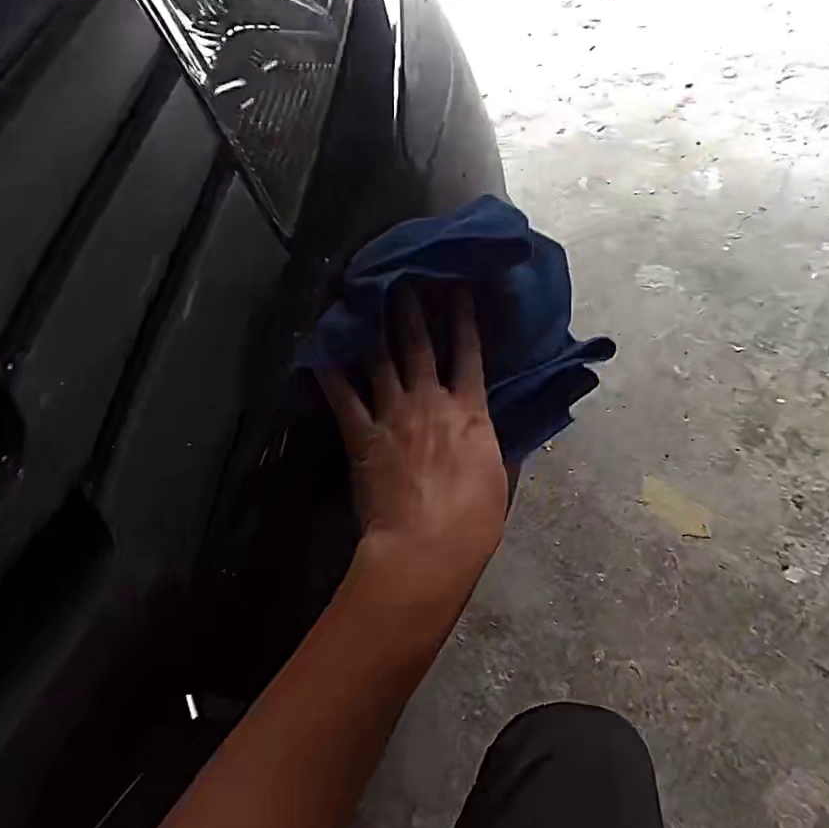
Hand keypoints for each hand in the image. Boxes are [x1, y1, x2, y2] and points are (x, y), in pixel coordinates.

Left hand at [318, 287, 507, 613]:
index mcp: (470, 412)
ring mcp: (394, 415)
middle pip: (421, 345)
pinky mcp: (363, 436)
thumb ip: (501, 446)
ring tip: (366, 298)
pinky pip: (342, 396)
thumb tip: (509, 431)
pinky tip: (319, 349)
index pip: (469, 354)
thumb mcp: (502, 479)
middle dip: (413, 309)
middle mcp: (431, 402)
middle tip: (405, 280)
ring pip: (382, 359)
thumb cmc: (474, 520)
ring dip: (374, 326)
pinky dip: (330, 372)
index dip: (465, 320)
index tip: (459, 292)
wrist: (427, 547)